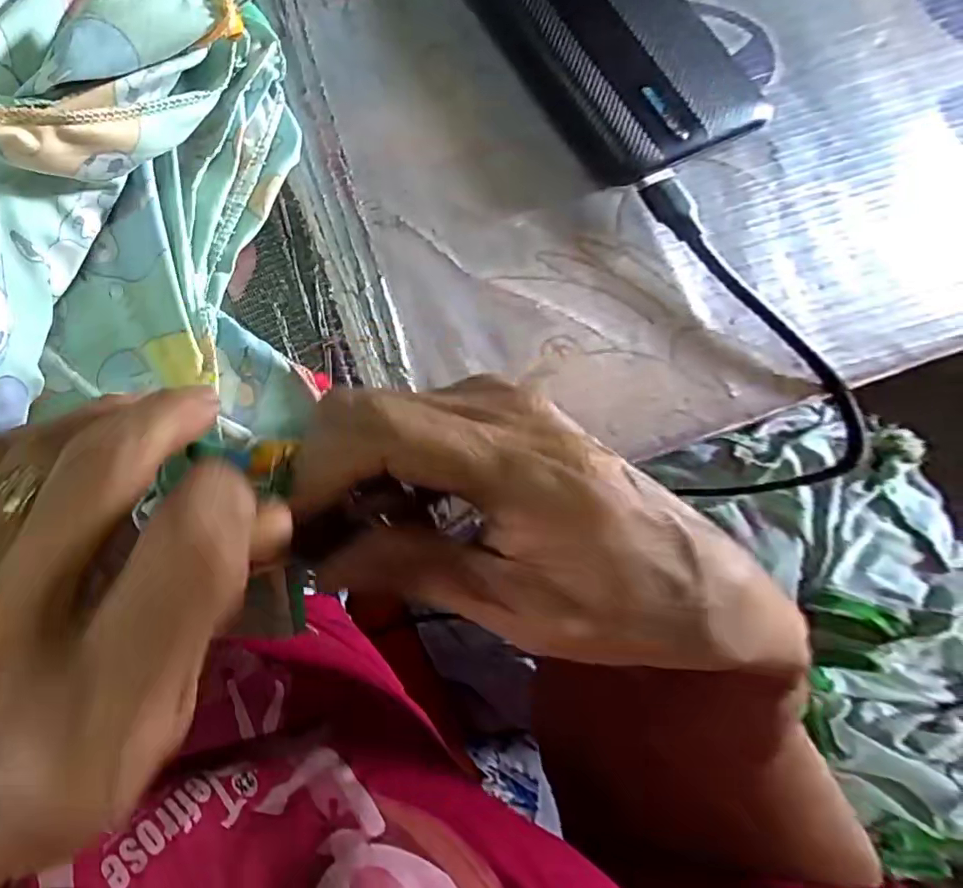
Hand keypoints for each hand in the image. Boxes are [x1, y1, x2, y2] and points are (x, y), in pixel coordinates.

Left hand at [0, 389, 289, 886]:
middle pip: (94, 476)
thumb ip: (206, 608)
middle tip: (198, 406)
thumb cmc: (66, 767)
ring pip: (38, 450)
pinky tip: (73, 439)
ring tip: (143, 411)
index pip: (179, 554)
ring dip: (103, 417)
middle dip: (160, 421)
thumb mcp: (160, 720)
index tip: (234, 482)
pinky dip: (43, 435)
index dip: (220, 498)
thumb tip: (262, 509)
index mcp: (92, 699)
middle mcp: (6, 627)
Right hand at [292, 376, 806, 674]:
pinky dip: (374, 456)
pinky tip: (394, 502)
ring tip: (354, 521)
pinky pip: (399, 414)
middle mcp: (495, 406)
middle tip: (317, 525)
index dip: (319, 468)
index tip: (299, 522)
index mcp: (513, 459)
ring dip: (344, 463)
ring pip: (371, 408)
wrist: (704, 583)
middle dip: (319, 466)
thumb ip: (407, 569)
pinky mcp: (486, 402)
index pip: (377, 427)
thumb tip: (318, 561)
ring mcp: (491, 396)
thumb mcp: (511, 607)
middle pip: (360, 408)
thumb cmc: (619, 608)